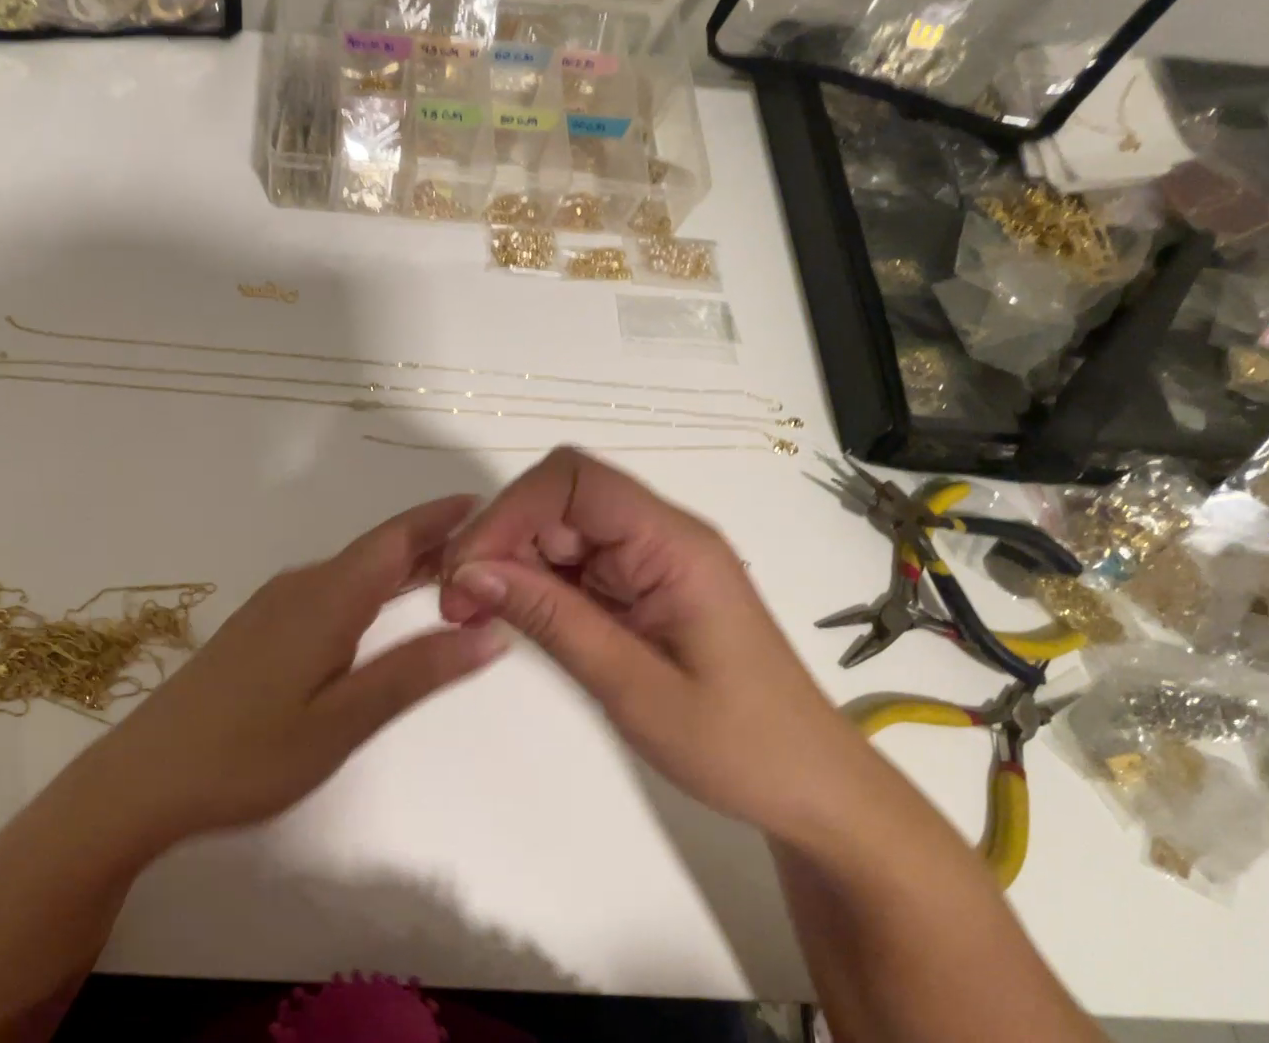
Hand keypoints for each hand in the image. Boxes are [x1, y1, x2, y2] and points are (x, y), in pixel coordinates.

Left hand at [77, 495, 509, 846]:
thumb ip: (416, 673)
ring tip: (447, 576)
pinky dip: (365, 590)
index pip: (394, 540)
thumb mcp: (343, 721)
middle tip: (487, 549)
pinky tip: (376, 613)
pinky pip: (325, 592)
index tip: (487, 506)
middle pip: (373, 552)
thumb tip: (491, 632)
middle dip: (428, 544)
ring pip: (348, 572)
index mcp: (325, 600)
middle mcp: (297, 588)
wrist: (144, 777)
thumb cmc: (248, 755)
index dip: (440, 519)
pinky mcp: (254, 631)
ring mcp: (270, 608)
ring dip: (397, 568)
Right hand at [438, 447, 866, 837]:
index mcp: (674, 544)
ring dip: (507, 564)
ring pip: (557, 533)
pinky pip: (572, 568)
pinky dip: (531, 587)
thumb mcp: (632, 686)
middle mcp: (661, 538)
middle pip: (558, 501)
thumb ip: (550, 619)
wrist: (811, 788)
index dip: (509, 511)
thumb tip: (470, 570)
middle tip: (457, 603)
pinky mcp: (640, 590)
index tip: (466, 570)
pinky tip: (505, 617)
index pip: (573, 481)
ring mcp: (650, 563)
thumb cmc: (738, 744)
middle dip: (498, 539)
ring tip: (470, 614)